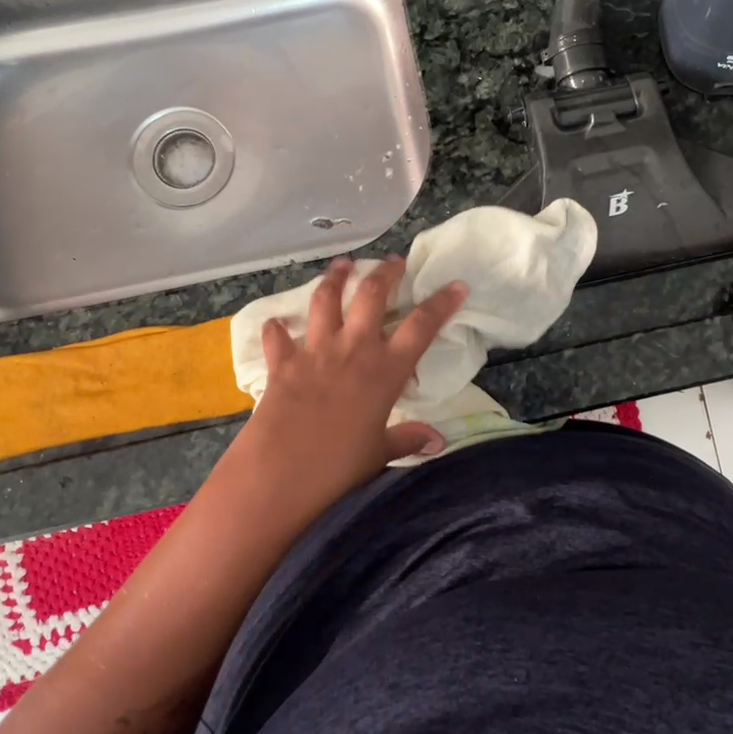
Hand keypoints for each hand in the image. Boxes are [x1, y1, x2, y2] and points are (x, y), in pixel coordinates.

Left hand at [230, 257, 467, 514]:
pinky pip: (279, 337)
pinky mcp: (283, 363)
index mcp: (385, 370)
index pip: (422, 326)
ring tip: (342, 264)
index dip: (442, 303)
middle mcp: (353, 350)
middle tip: (394, 262)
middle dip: (386, 273)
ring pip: (326, 301)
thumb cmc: (340, 465)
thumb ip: (407, 439)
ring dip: (335, 278)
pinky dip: (277, 328)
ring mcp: (315, 352)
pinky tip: (276, 322)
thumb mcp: (380, 453)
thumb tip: (436, 441)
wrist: (281, 472)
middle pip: (372, 296)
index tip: (456, 285)